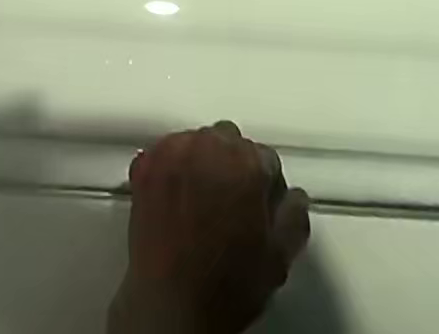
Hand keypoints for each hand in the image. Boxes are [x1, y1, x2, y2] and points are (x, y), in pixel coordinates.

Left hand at [110, 121, 310, 333]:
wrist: (172, 299)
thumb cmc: (227, 281)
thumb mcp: (278, 254)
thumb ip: (293, 215)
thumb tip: (294, 197)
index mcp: (245, 163)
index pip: (265, 156)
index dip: (266, 181)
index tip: (262, 200)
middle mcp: (206, 146)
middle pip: (227, 138)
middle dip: (234, 161)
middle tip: (233, 196)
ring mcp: (170, 151)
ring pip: (194, 139)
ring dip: (202, 159)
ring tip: (204, 196)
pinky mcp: (144, 162)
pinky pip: (164, 150)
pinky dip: (173, 164)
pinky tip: (178, 193)